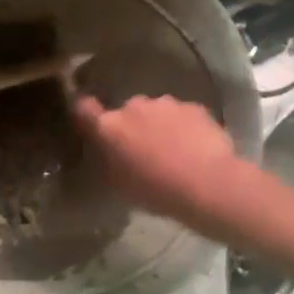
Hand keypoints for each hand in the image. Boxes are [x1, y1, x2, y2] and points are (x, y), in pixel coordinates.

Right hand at [72, 94, 257, 232]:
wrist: (209, 184)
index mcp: (109, 127)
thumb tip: (105, 151)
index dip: (85, 114)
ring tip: (173, 151)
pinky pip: (181, 114)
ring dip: (158, 125)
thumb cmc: (156, 190)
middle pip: (125, 112)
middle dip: (131, 126)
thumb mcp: (119, 185)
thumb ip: (108, 161)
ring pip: (155, 111)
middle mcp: (134, 107)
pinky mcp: (194, 106)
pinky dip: (183, 127)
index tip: (89, 123)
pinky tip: (194, 148)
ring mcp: (166, 103)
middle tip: (141, 151)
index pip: (84, 109)